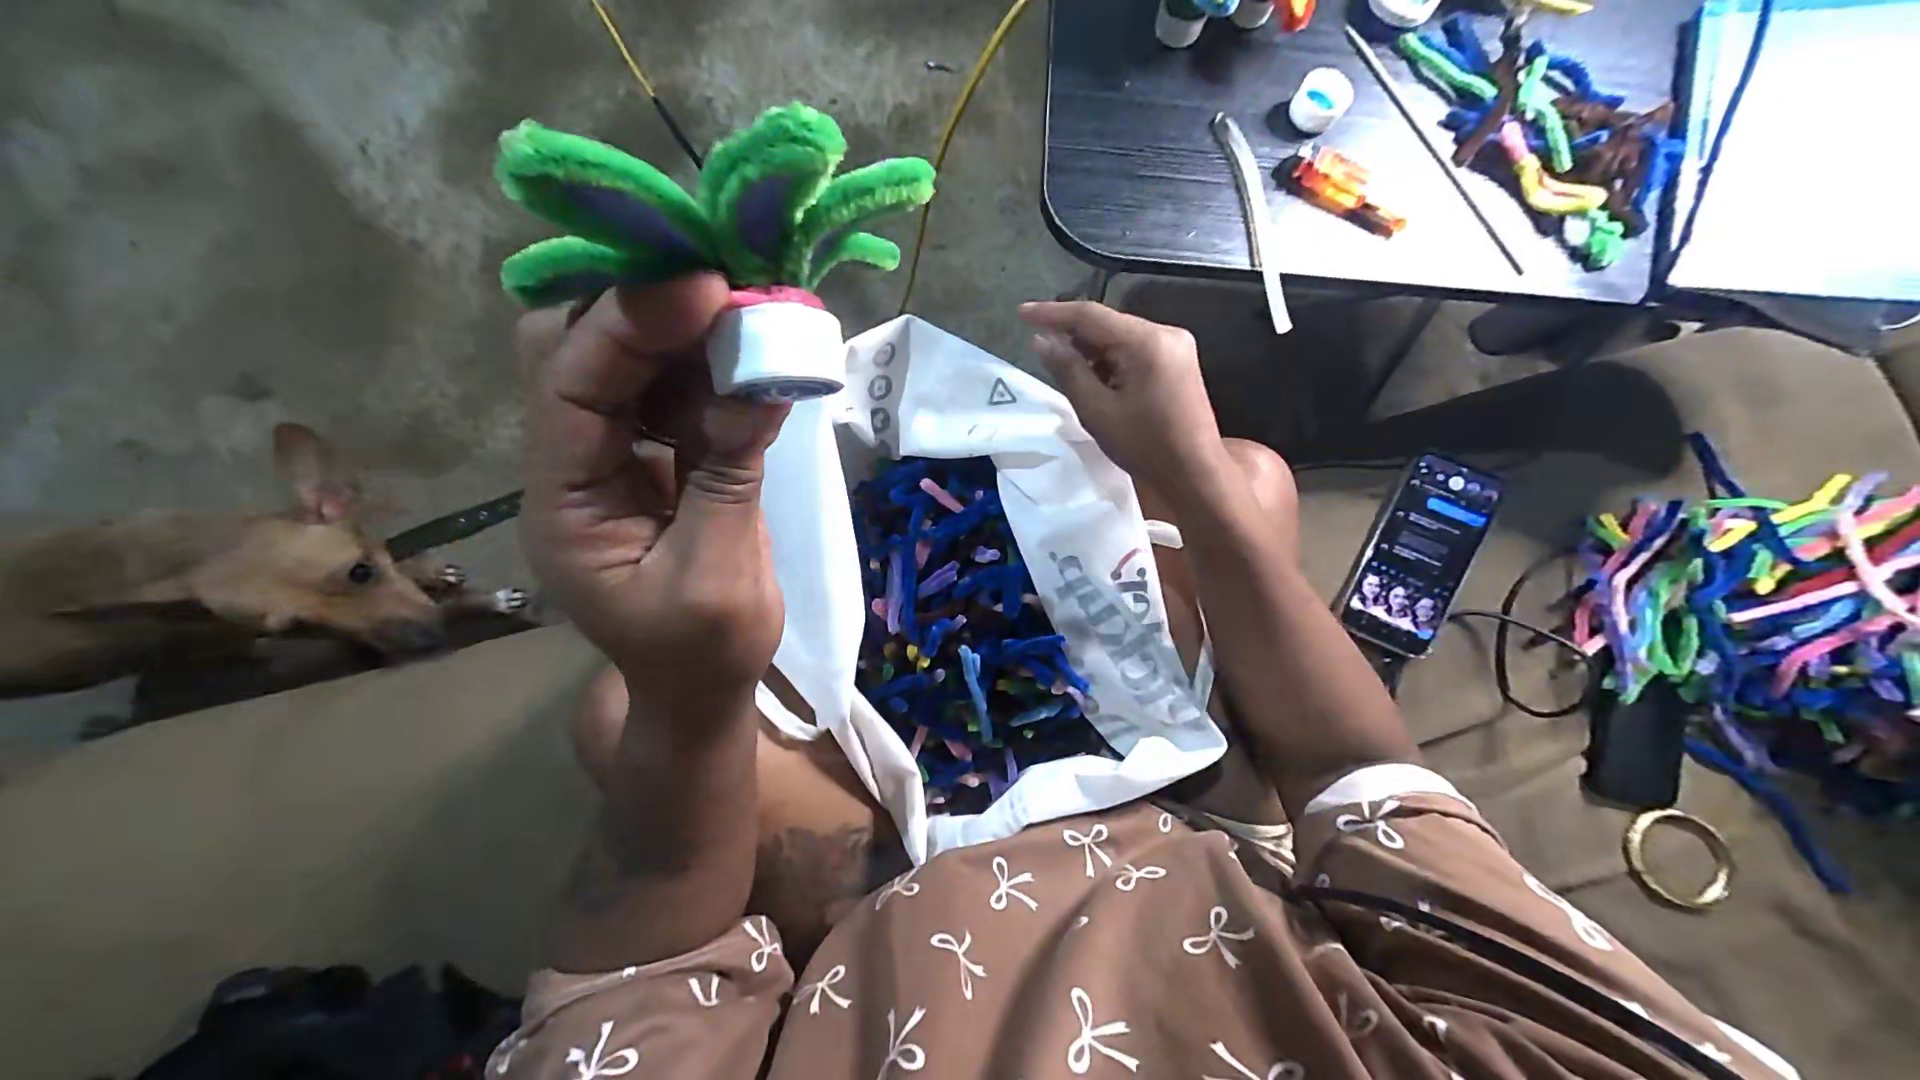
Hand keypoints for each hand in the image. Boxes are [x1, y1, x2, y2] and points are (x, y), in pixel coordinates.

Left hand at [521, 275, 790, 715]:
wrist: (700, 690)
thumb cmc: (701, 654)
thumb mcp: (717, 578)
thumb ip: (729, 477)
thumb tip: (759, 384)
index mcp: (564, 503)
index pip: (568, 387)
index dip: (626, 325)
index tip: (702, 285)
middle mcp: (576, 465)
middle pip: (579, 354)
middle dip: (649, 313)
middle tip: (729, 289)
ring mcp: (617, 458)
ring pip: (632, 365)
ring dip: (690, 334)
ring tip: (754, 316)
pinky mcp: (660, 459)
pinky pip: (677, 395)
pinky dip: (715, 369)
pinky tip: (756, 358)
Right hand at [1020, 300, 1231, 497]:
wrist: (1193, 472)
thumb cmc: (1144, 446)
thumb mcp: (1096, 410)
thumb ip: (1067, 370)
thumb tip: (1041, 340)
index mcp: (1147, 341)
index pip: (1090, 315)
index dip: (1051, 313)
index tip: (1021, 313)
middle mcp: (1166, 332)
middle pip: (1107, 324)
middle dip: (1073, 335)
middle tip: (1042, 349)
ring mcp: (1176, 345)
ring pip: (1120, 336)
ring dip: (1091, 350)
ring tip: (1068, 372)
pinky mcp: (1178, 361)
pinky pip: (1135, 349)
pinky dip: (1111, 360)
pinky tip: (1096, 379)